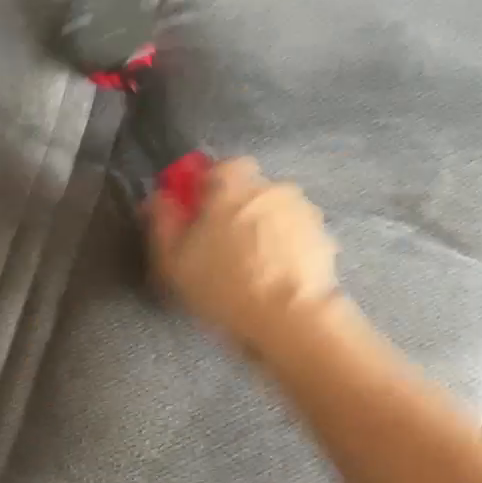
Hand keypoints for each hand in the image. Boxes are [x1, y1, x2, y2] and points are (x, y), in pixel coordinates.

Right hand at [146, 158, 341, 350]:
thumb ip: (163, 222)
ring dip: (259, 230)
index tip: (195, 212)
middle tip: (216, 247)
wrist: (288, 316)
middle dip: (233, 211)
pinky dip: (281, 248)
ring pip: (272, 213)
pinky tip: (269, 277)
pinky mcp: (323, 236)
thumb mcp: (173, 260)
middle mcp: (272, 189)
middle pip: (248, 191)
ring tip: (246, 267)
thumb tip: (159, 197)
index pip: (220, 167)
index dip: (206, 186)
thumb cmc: (221, 285)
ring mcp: (302, 211)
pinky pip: (292, 234)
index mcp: (232, 188)